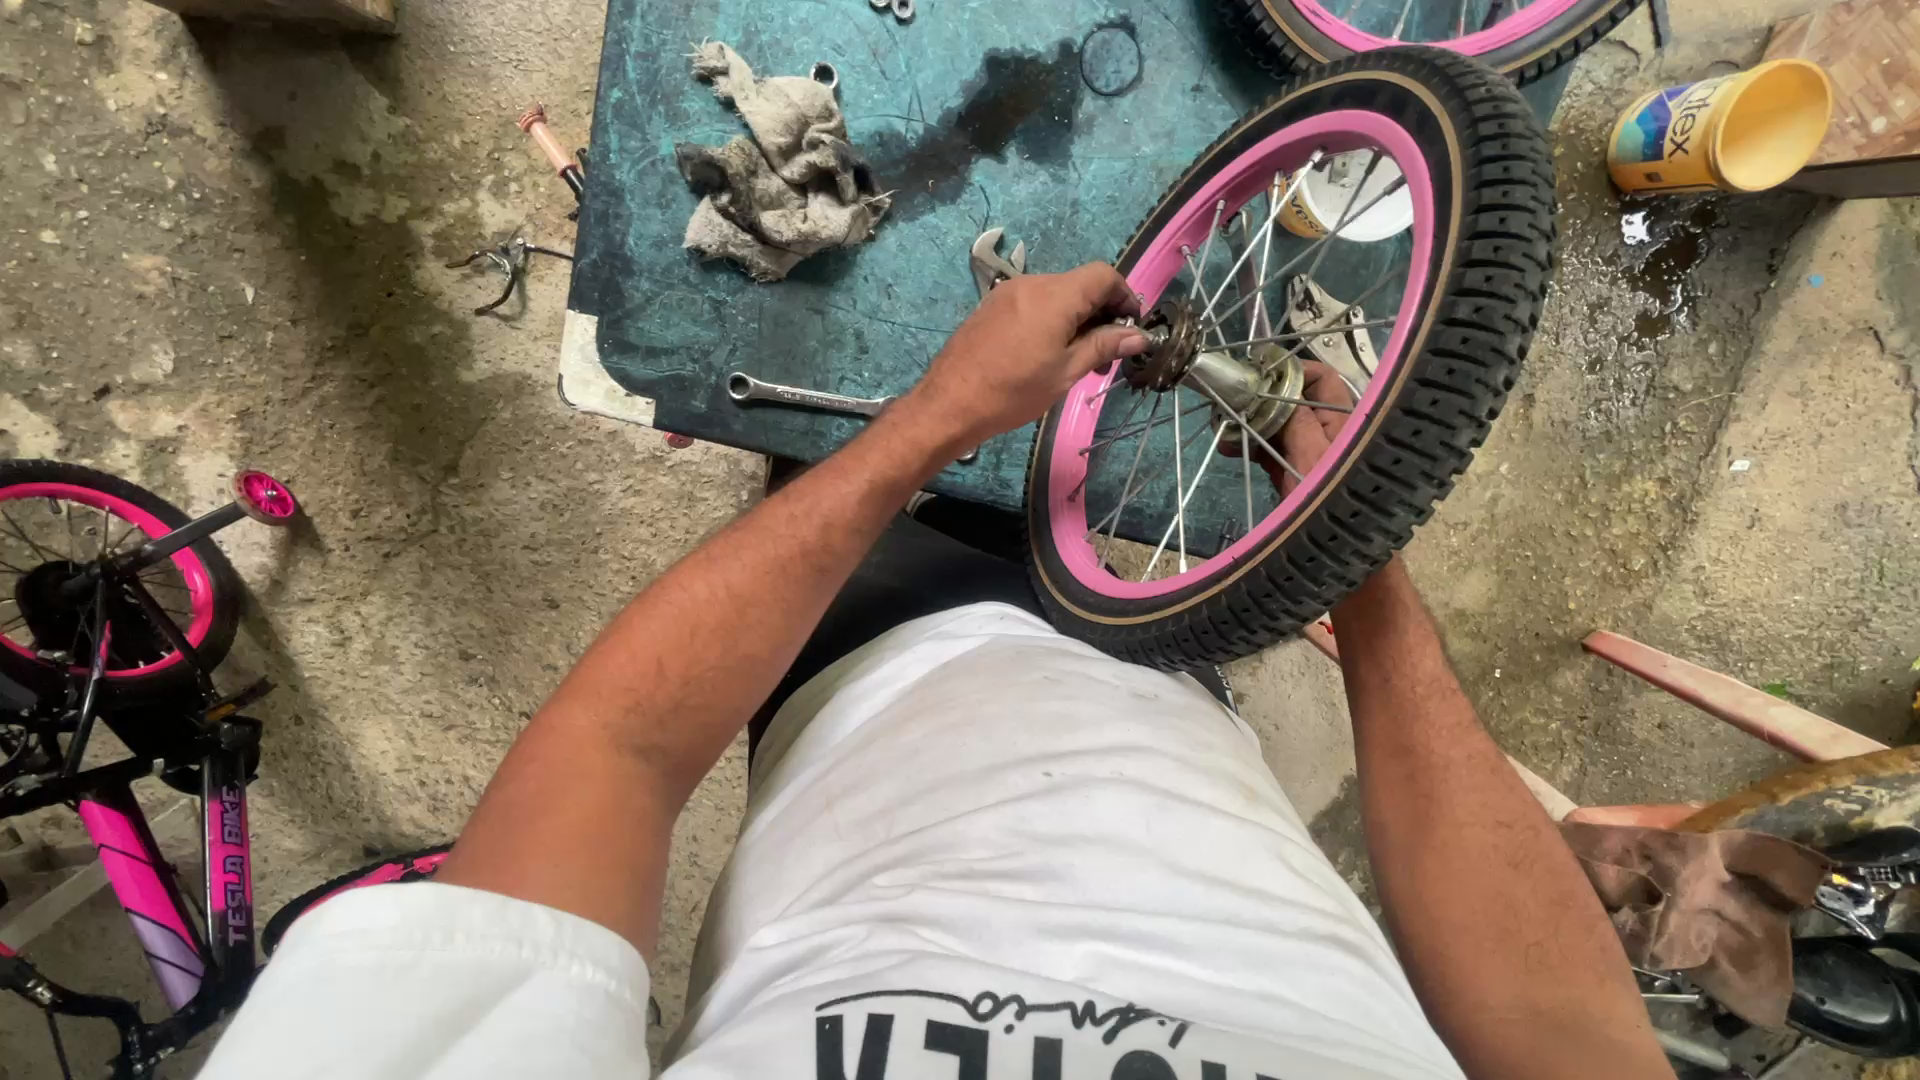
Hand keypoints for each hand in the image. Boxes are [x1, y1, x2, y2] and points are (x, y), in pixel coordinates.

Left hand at [900, 263, 1148, 449]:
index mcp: (1054, 295)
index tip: (1132, 327)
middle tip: (1106, 355)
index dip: (1125, 296)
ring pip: (1056, 295)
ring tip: (1077, 360)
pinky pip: (1032, 304)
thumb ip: (1103, 347)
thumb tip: (1138, 335)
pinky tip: (1047, 354)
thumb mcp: (1065, 373)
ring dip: (1075, 319)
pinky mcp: (991, 308)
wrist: (950, 404)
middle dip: (1101, 313)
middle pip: (1079, 284)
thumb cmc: (1012, 393)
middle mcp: (1031, 283)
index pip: (1103, 275)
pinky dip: (1050, 320)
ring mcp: (1007, 293)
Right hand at [1234, 360, 1352, 495]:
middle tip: (1230, 400)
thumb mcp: (1312, 452)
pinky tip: (1227, 447)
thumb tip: (1275, 388)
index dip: (1291, 370)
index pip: (1321, 377)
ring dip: (1248, 423)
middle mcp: (1326, 428)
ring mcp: (1308, 449)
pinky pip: (1268, 447)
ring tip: (1221, 428)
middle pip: (1292, 399)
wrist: (1331, 546)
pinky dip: (1248, 445)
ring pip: (1276, 423)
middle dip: (1259, 399)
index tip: (1257, 373)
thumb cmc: (1328, 496)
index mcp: (1343, 418)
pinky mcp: (1291, 468)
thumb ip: (1296, 418)